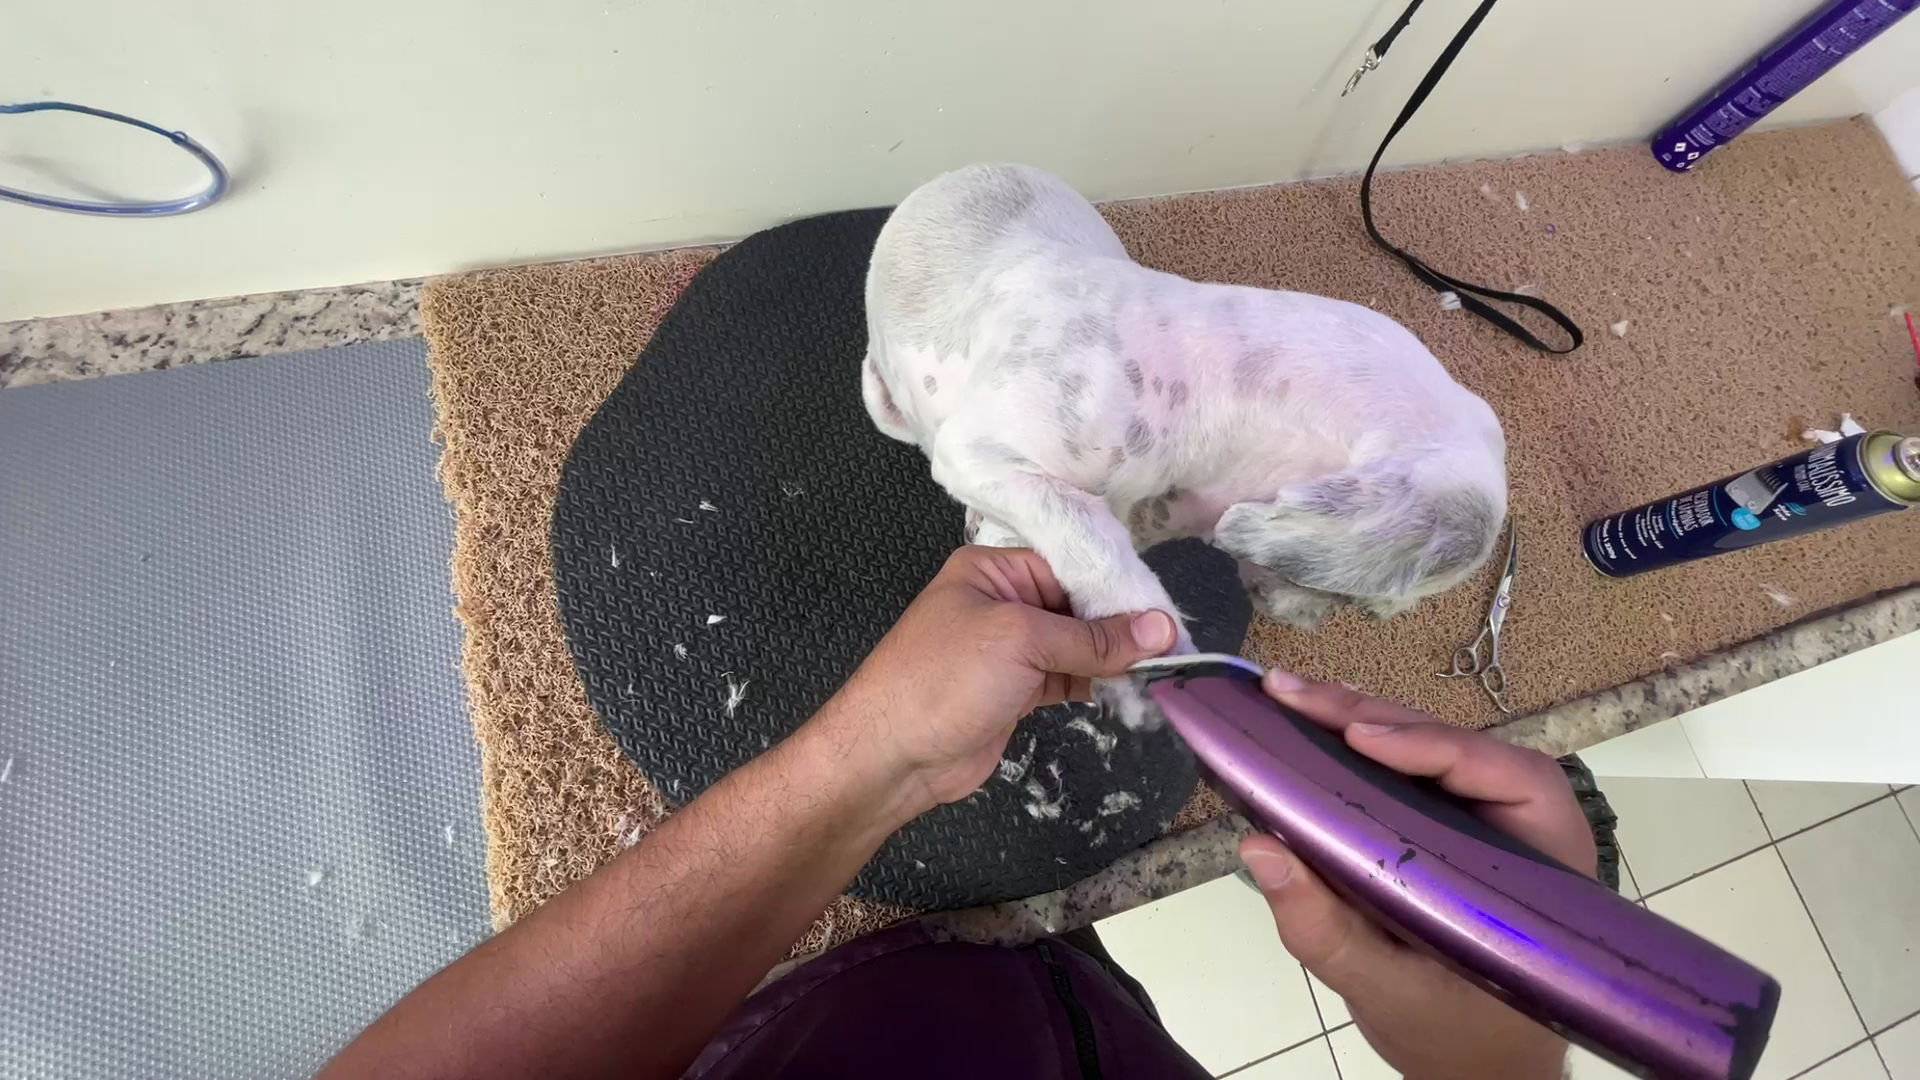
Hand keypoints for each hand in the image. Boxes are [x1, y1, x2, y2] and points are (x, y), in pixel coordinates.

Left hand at [813, 546, 1177, 813]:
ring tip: (1164, 665)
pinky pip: (1067, 675)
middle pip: (1075, 604)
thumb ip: (1092, 638)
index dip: (1116, 584)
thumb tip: (1163, 628)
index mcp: (992, 570)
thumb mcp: (1020, 641)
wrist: (891, 757)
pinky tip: (1129, 687)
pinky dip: (1095, 681)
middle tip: (1174, 640)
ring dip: (1112, 656)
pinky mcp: (1017, 689)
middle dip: (1120, 623)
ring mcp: (1009, 648)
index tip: (1165, 606)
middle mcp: (1002, 602)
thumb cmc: (946, 678)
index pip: (1067, 564)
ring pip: (1074, 643)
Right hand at [1238, 673, 1594, 1079]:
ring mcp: (1467, 817)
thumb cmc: (1450, 1035)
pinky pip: (1390, 763)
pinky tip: (1303, 720)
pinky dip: (1343, 736)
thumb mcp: (1385, 992)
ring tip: (1284, 694)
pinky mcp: (1427, 816)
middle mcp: (1512, 827)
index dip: (1436, 747)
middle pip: (1448, 743)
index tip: (1360, 737)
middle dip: (1364, 712)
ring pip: (1417, 742)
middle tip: (1285, 691)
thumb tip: (1258, 846)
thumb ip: (1325, 930)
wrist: (1467, 1053)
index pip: (1510, 780)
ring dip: (1348, 713)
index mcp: (1538, 872)